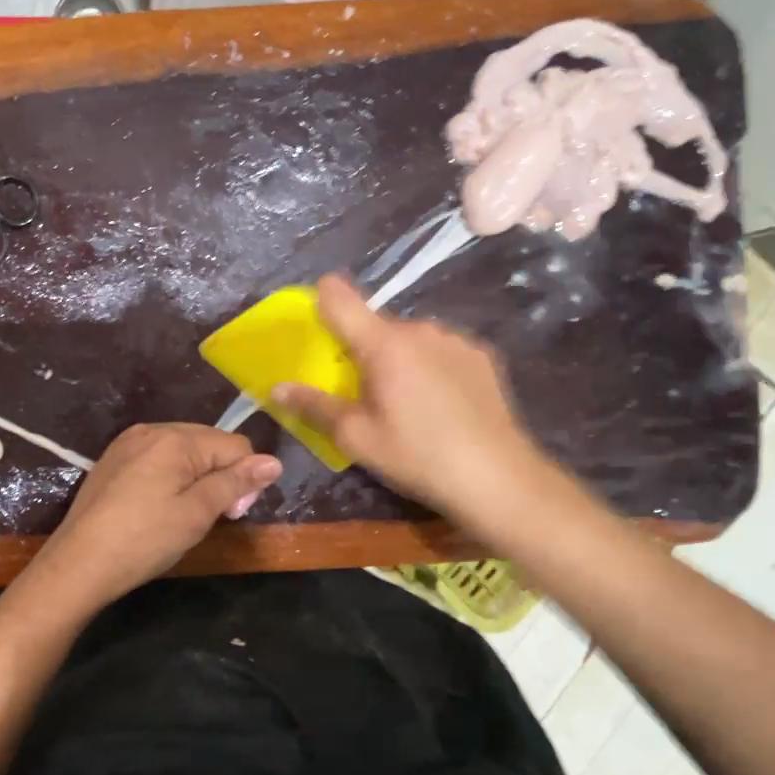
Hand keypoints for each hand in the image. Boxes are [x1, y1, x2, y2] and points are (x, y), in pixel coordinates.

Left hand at [35, 424, 281, 606]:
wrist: (79, 563)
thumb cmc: (144, 539)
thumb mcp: (196, 513)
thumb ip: (234, 482)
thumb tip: (273, 461)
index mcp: (175, 438)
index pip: (235, 444)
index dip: (245, 478)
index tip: (233, 514)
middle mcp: (150, 430)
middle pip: (208, 443)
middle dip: (221, 475)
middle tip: (212, 517)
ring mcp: (127, 444)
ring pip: (182, 451)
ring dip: (196, 478)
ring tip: (185, 515)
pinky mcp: (112, 461)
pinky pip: (157, 458)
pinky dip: (170, 478)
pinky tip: (160, 508)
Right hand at [272, 273, 549, 514]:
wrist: (499, 479)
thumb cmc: (417, 456)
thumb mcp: (356, 437)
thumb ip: (313, 406)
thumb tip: (276, 387)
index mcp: (384, 343)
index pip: (339, 296)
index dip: (320, 299)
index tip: (312, 322)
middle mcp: (421, 329)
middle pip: (375, 324)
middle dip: (360, 349)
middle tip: (358, 392)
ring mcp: (456, 340)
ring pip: (409, 338)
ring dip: (396, 359)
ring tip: (402, 403)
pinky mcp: (482, 356)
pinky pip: (439, 351)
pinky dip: (428, 367)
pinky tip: (437, 405)